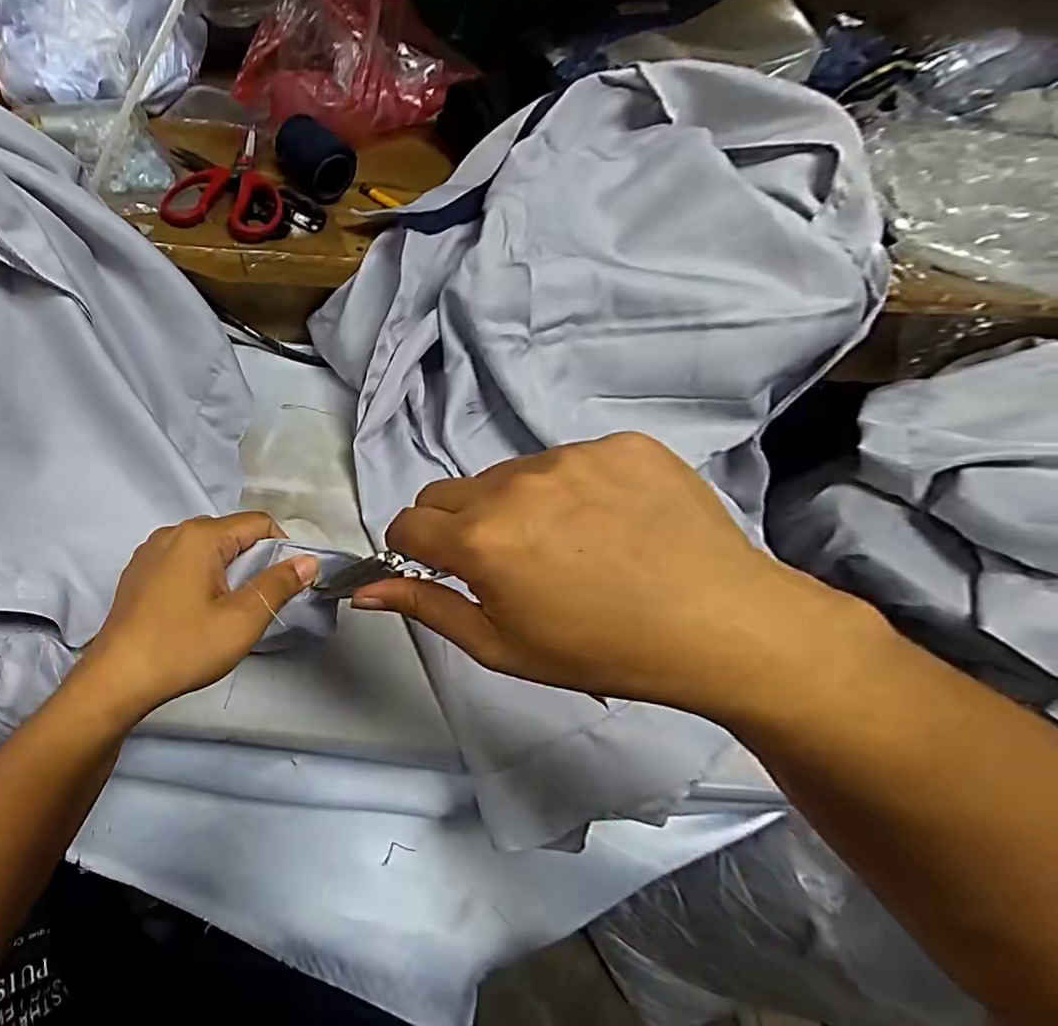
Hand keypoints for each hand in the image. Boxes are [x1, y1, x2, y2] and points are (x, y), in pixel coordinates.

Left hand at [74, 512, 319, 718]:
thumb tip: (308, 561)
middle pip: (229, 533)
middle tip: (258, 602)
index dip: (282, 549)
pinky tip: (195, 611)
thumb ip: (278, 585)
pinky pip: (179, 562)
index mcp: (198, 536)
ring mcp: (149, 552)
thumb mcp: (241, 620)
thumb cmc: (183, 647)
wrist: (118, 675)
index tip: (286, 585)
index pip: (257, 523)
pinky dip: (197, 577)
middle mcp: (171, 533)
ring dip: (224, 570)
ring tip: (227, 610)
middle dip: (252, 560)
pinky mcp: (137, 572)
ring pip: (203, 549)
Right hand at [351, 432, 876, 716]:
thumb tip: (363, 590)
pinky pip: (564, 461)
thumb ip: (424, 607)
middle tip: (507, 561)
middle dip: (457, 525)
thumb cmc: (602, 649)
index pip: (405, 522)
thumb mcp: (499, 644)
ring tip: (568, 543)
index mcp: (478, 538)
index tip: (447, 569)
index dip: (415, 548)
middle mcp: (512, 486)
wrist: (732, 629)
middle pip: (446, 493)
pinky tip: (609, 522)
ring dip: (513, 504)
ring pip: (503, 476)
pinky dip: (570, 488)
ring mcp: (568, 459)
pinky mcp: (619, 445)